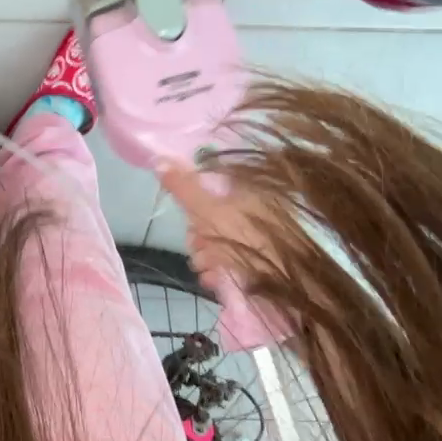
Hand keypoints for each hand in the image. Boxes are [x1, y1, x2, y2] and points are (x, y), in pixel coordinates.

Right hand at [155, 160, 277, 292]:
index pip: (210, 193)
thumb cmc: (247, 238)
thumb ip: (184, 188)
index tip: (191, 220)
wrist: (282, 280)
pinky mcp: (252, 266)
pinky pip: (224, 265)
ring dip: (205, 259)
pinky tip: (216, 278)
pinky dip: (216, 272)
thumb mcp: (211, 209)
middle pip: (208, 223)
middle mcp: (252, 214)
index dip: (194, 207)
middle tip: (203, 248)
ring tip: (212, 268)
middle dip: (199, 240)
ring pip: (214, 246)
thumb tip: (159, 160)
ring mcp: (254, 241)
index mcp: (248, 193)